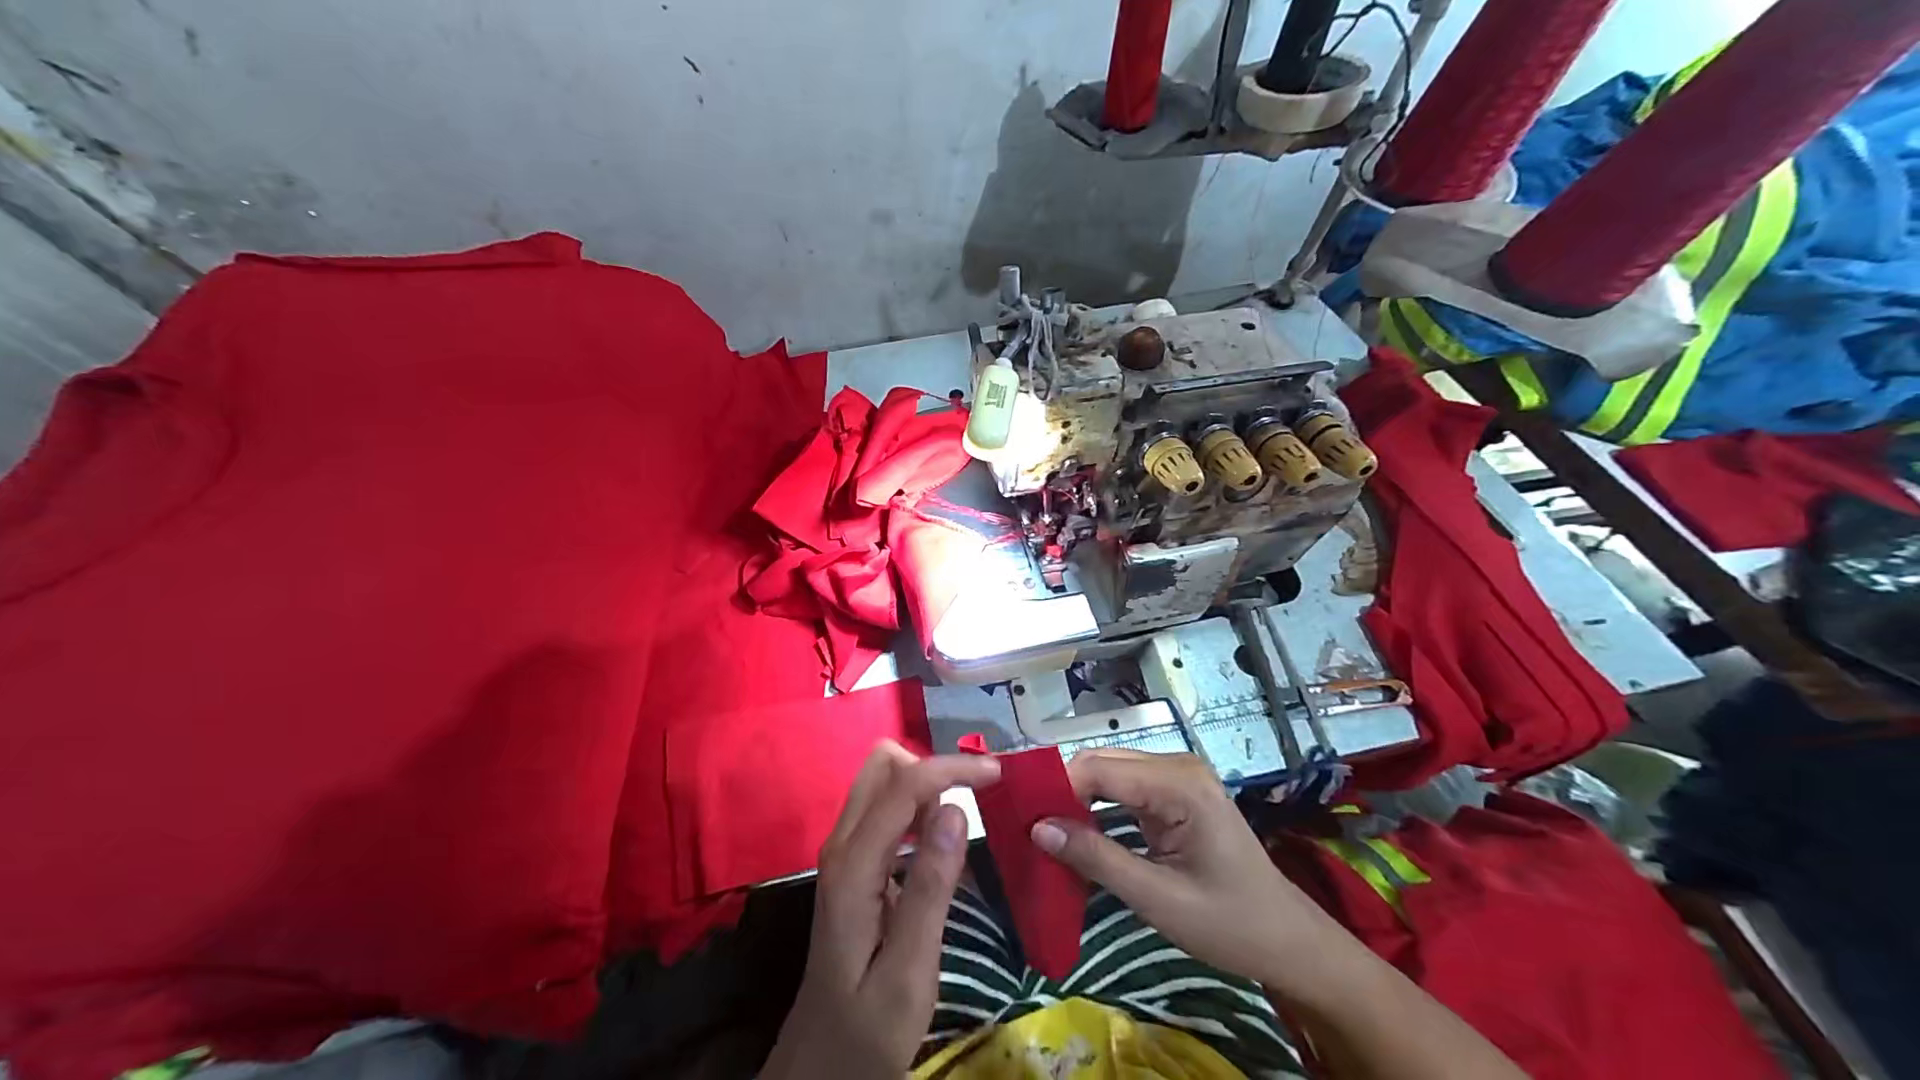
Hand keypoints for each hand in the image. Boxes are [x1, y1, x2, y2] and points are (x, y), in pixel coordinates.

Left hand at [762, 742, 1000, 1079]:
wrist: (820, 1067)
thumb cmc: (867, 1029)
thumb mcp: (909, 971)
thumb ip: (930, 888)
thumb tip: (956, 809)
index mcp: (853, 866)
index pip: (902, 786)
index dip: (950, 768)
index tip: (998, 773)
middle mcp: (842, 846)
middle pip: (882, 766)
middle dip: (934, 766)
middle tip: (980, 792)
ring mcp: (844, 854)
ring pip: (883, 784)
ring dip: (928, 783)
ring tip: (973, 808)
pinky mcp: (854, 868)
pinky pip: (886, 811)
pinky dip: (919, 807)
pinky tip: (946, 838)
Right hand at [1029, 749, 1351, 993]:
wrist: (1286, 939)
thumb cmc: (1228, 923)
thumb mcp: (1157, 898)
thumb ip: (1096, 859)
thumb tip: (1038, 828)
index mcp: (1179, 784)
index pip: (1098, 768)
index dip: (1057, 790)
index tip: (1025, 824)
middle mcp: (1177, 765)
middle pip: (1101, 762)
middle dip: (1063, 791)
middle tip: (1032, 830)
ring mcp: (1178, 775)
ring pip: (1108, 771)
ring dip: (1078, 798)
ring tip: (1048, 830)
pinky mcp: (1175, 790)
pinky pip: (1123, 785)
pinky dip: (1097, 804)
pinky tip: (1079, 829)